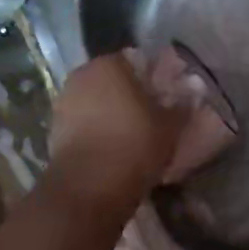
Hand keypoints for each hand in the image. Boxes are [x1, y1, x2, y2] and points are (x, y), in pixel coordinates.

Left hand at [46, 54, 182, 211]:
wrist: (90, 186)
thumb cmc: (134, 147)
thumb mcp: (169, 128)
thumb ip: (181, 107)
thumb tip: (193, 92)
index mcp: (110, 63)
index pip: (138, 63)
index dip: (154, 83)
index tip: (165, 103)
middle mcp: (82, 74)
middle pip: (113, 84)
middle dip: (130, 100)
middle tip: (150, 124)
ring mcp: (64, 103)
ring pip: (96, 106)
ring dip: (112, 119)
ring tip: (131, 143)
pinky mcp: (55, 132)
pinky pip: (84, 128)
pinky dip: (97, 136)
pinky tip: (111, 154)